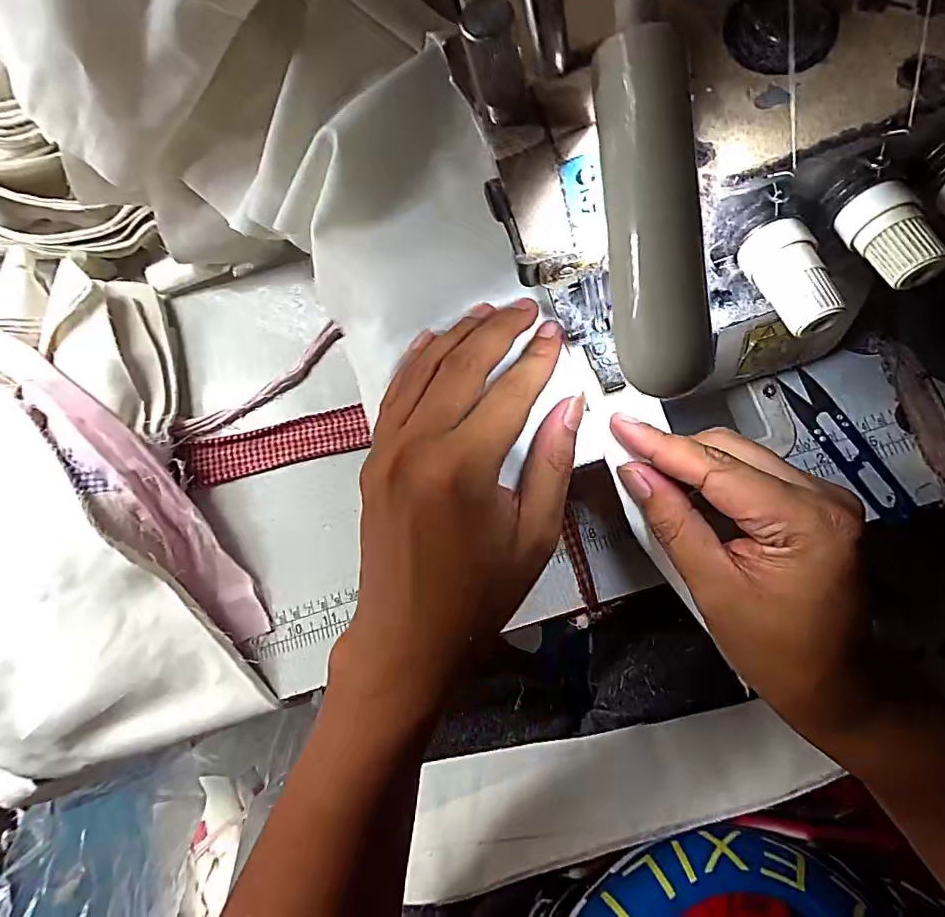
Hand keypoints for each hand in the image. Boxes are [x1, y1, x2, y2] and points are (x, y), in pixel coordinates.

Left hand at [333, 299, 583, 714]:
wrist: (406, 635)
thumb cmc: (478, 594)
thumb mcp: (534, 535)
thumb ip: (552, 462)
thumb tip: (569, 404)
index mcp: (463, 467)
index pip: (509, 393)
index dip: (538, 360)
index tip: (555, 334)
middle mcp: (419, 446)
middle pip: (463, 367)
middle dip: (500, 332)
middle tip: (527, 310)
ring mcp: (389, 448)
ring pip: (426, 371)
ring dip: (459, 336)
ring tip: (489, 313)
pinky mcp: (375, 456)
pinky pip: (396, 394)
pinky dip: (416, 361)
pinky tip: (434, 341)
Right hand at [610, 416, 884, 737]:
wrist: (833, 685)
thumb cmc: (785, 655)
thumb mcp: (714, 588)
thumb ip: (673, 522)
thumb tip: (640, 477)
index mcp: (806, 519)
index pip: (717, 466)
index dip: (662, 446)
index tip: (626, 429)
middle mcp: (824, 499)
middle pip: (731, 450)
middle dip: (675, 452)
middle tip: (628, 450)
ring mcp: (824, 499)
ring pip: (742, 457)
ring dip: (694, 465)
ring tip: (652, 476)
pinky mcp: (816, 504)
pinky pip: (756, 474)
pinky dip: (717, 479)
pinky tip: (688, 491)